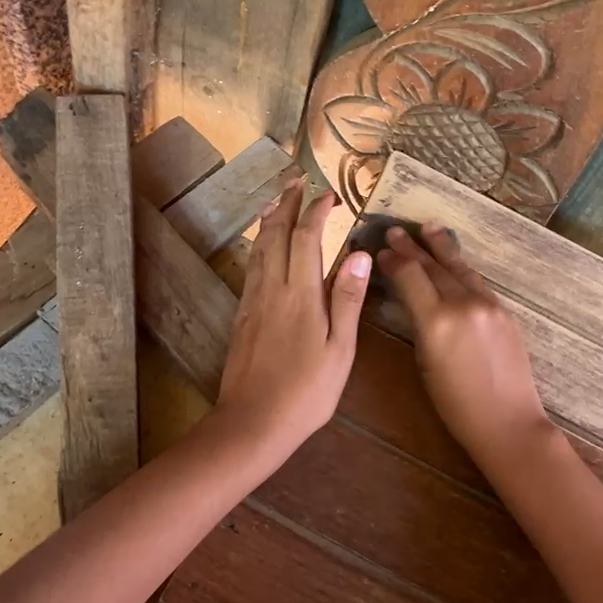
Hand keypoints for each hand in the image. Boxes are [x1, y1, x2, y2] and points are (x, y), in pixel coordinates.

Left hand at [214, 180, 371, 450]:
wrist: (252, 421)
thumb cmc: (306, 391)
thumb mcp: (340, 349)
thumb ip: (347, 299)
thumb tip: (360, 253)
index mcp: (301, 294)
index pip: (307, 238)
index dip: (316, 211)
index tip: (329, 193)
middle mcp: (273, 289)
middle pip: (276, 234)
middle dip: (287, 205)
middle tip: (296, 181)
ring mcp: (253, 301)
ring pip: (259, 249)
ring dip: (269, 220)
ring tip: (277, 201)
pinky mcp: (242, 315)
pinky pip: (251, 267)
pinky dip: (258, 246)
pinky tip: (262, 247)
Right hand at [376, 223, 549, 456]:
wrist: (508, 422)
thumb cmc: (455, 406)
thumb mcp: (424, 364)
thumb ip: (418, 325)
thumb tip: (411, 301)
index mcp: (436, 322)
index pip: (410, 277)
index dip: (393, 262)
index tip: (380, 251)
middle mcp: (462, 304)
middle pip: (433, 267)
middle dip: (412, 248)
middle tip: (395, 231)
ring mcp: (487, 305)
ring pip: (458, 268)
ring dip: (440, 247)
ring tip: (427, 227)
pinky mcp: (503, 311)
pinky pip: (476, 281)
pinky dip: (459, 267)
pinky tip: (452, 261)